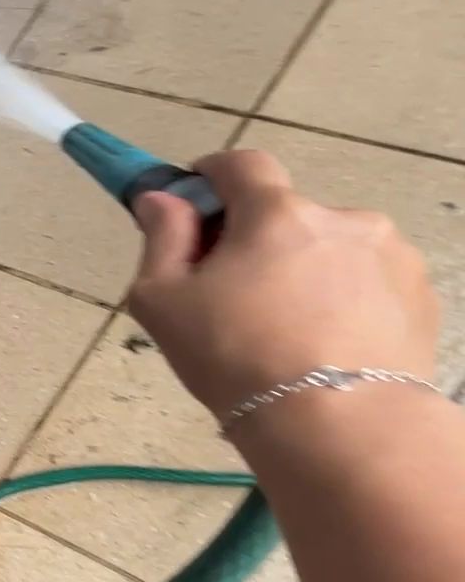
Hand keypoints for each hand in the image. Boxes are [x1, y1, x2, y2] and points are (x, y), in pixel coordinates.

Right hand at [126, 149, 439, 419]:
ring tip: (274, 324)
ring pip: (324, 246)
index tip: (189, 201)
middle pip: (283, 213)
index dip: (208, 174)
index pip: (242, 165)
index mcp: (276, 215)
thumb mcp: (161, 298)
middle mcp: (344, 219)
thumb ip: (161, 238)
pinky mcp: (420, 292)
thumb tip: (162, 199)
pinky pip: (361, 278)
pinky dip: (333, 294)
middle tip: (222, 290)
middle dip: (250, 238)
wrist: (336, 417)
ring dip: (295, 266)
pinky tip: (313, 338)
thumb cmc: (228, 352)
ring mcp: (391, 254)